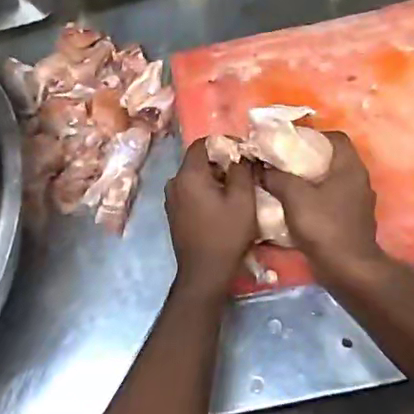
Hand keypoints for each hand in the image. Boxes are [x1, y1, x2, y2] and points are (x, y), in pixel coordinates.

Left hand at [165, 138, 257, 301]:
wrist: (204, 271)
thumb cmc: (226, 234)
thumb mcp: (243, 200)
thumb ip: (242, 170)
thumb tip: (241, 154)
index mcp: (187, 175)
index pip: (201, 143)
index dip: (222, 142)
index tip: (241, 150)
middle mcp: (173, 182)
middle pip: (197, 160)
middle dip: (220, 161)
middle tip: (243, 171)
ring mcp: (170, 198)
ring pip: (193, 177)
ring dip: (213, 177)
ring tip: (235, 188)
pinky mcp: (173, 212)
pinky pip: (189, 191)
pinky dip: (204, 190)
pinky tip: (221, 204)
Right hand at [258, 131, 386, 278]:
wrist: (348, 269)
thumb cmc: (324, 226)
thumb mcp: (293, 196)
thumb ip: (276, 176)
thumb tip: (260, 167)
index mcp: (350, 168)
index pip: (336, 138)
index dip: (313, 135)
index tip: (290, 142)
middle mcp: (358, 181)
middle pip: (332, 159)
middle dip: (306, 158)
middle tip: (281, 161)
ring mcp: (357, 202)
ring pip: (330, 180)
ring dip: (309, 179)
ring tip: (283, 182)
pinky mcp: (351, 219)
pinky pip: (330, 199)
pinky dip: (314, 198)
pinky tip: (294, 205)